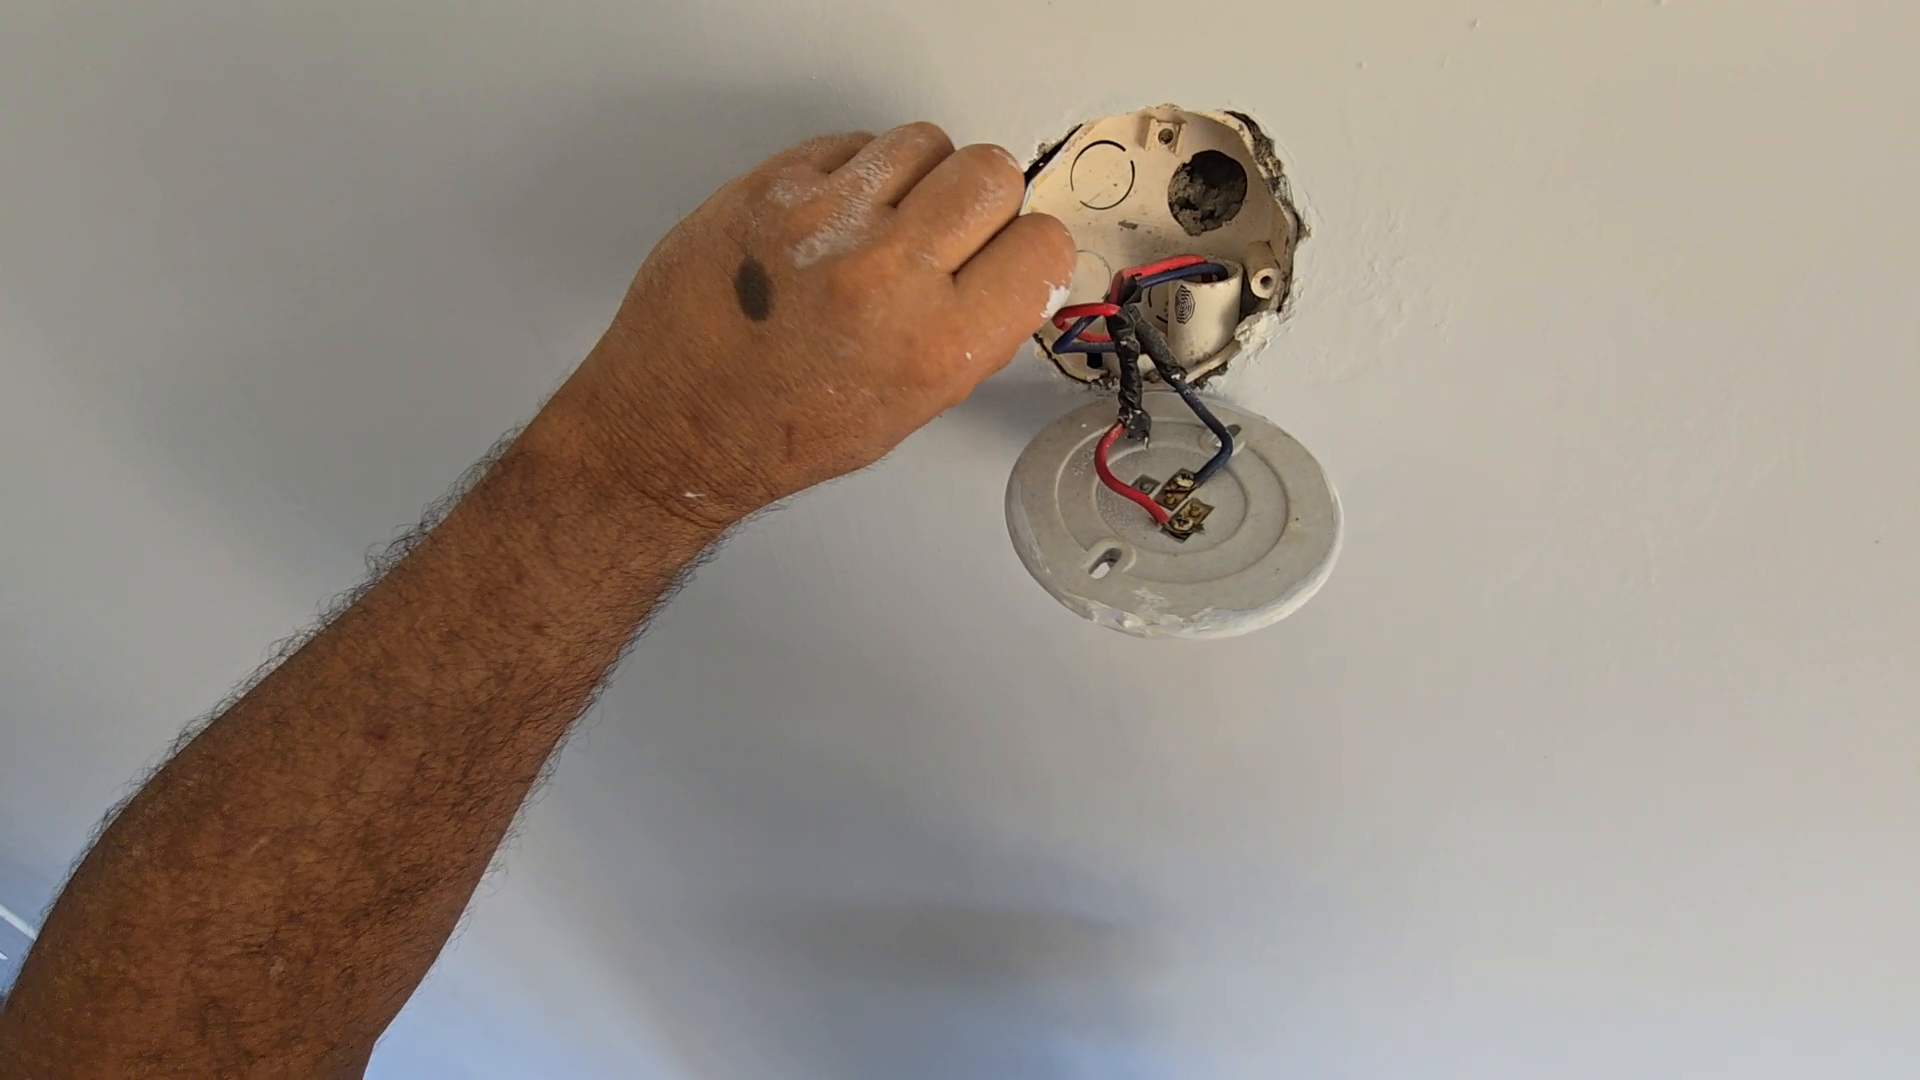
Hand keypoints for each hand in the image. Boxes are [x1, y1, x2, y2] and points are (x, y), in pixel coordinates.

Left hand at [543, 122, 1076, 526]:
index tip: (1014, 255)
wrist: (682, 424)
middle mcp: (887, 276)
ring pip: (926, 141)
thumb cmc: (789, 433)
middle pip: (991, 172)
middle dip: (983, 203)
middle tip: (948, 236)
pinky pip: (854, 145)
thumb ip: (973, 336)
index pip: (1042, 246)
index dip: (1032, 249)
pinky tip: (834, 223)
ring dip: (921, 180)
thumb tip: (1012, 271)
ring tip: (885, 227)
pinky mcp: (771, 186)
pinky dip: (857, 175)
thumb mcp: (912, 409)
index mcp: (938, 348)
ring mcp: (825, 221)